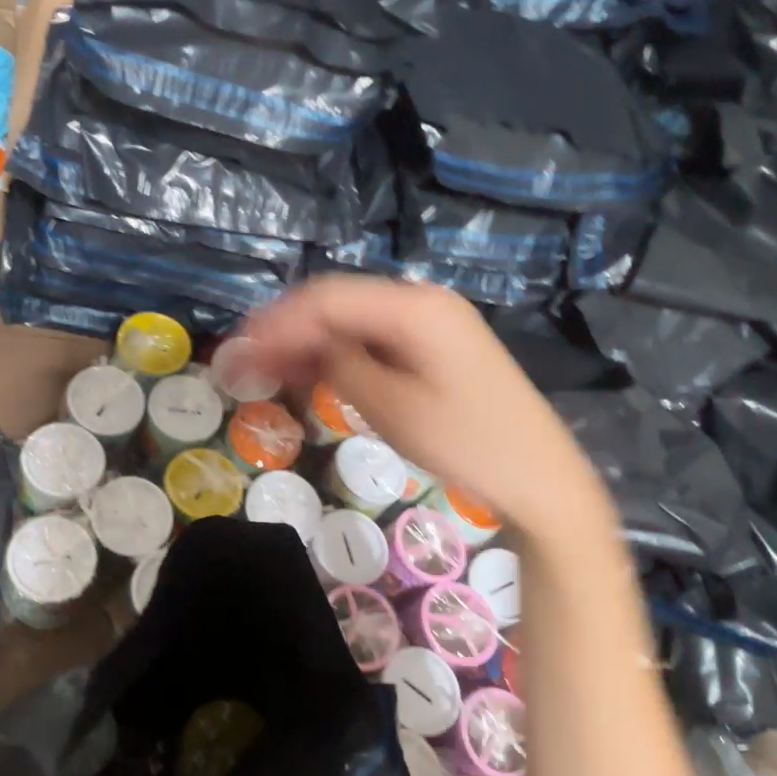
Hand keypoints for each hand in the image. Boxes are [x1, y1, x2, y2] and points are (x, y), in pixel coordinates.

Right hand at [243, 277, 612, 537]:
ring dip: (308, 344)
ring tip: (265, 373)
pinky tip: (307, 376)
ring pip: (352, 323)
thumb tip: (304, 344)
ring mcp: (432, 324)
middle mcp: (422, 302)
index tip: (238, 351)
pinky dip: (339, 356)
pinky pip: (375, 341)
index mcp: (414, 308)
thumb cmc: (467, 443)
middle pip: (337, 305)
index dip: (276, 323)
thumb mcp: (392, 406)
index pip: (327, 300)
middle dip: (286, 331)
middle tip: (243, 364)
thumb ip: (341, 364)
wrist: (538, 476)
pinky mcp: (435, 349)